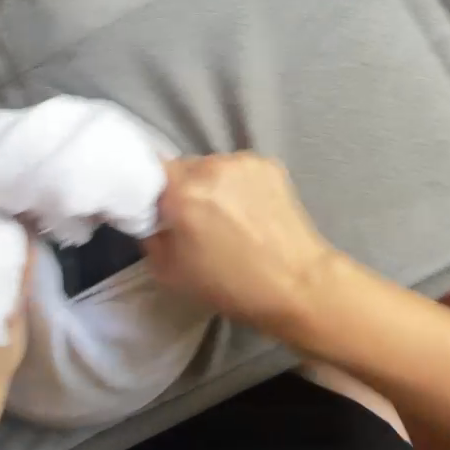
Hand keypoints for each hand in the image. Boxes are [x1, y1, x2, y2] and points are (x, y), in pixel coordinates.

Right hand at [141, 153, 343, 337]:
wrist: (298, 285)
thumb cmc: (231, 287)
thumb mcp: (171, 274)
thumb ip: (151, 236)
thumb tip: (151, 216)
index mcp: (182, 193)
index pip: (152, 171)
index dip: (154, 189)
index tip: (162, 209)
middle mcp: (210, 167)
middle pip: (183, 167)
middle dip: (185, 188)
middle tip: (196, 218)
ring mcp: (241, 162)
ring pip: (212, 166)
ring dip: (212, 184)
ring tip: (229, 215)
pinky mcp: (267, 163)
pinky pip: (239, 168)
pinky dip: (238, 184)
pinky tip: (250, 209)